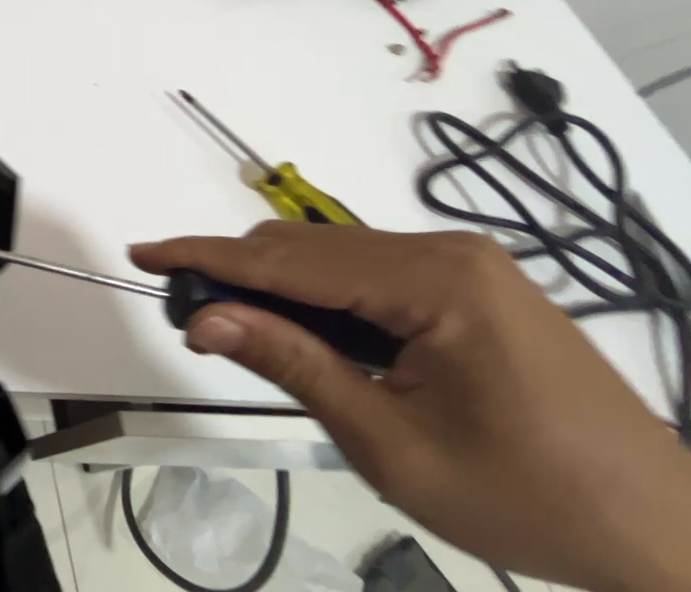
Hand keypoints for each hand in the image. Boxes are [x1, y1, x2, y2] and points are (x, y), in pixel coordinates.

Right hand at [132, 223, 690, 591]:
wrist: (670, 535)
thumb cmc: (529, 499)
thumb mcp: (390, 443)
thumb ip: (292, 365)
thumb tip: (204, 318)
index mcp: (435, 285)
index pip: (287, 260)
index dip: (204, 256)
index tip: (142, 254)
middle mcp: (447, 254)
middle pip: (303, 246)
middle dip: (233, 272)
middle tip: (188, 316)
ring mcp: (464, 265)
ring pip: (329, 252)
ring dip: (272, 284)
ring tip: (235, 329)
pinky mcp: (470, 283)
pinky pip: (365, 268)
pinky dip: (315, 292)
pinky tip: (301, 329)